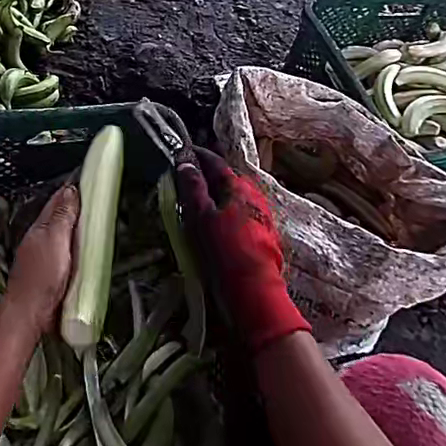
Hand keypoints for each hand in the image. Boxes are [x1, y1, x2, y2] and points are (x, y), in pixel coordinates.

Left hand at [1, 183, 79, 333]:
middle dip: (74, 207)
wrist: (30, 314)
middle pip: (59, 217)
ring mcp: (45, 256)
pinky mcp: (51, 273)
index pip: (57, 201)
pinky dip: (75, 248)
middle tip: (91, 199)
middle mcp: (40, 239)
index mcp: (41, 227)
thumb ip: (63, 217)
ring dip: (74, 227)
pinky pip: (66, 254)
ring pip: (62, 235)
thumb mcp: (56, 241)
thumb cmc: (40, 279)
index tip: (85, 182)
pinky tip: (83, 252)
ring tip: (89, 221)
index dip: (71, 191)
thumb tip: (70, 192)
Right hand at [175, 147, 310, 352]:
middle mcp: (254, 196)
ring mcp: (262, 216)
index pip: (215, 162)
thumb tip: (185, 160)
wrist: (255, 294)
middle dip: (205, 177)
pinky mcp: (263, 235)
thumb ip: (192, 187)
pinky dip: (223, 213)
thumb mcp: (200, 217)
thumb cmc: (224, 251)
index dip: (197, 155)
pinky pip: (239, 215)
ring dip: (214, 196)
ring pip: (233, 198)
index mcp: (239, 187)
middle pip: (225, 179)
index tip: (181, 151)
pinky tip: (213, 226)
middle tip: (183, 179)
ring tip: (195, 204)